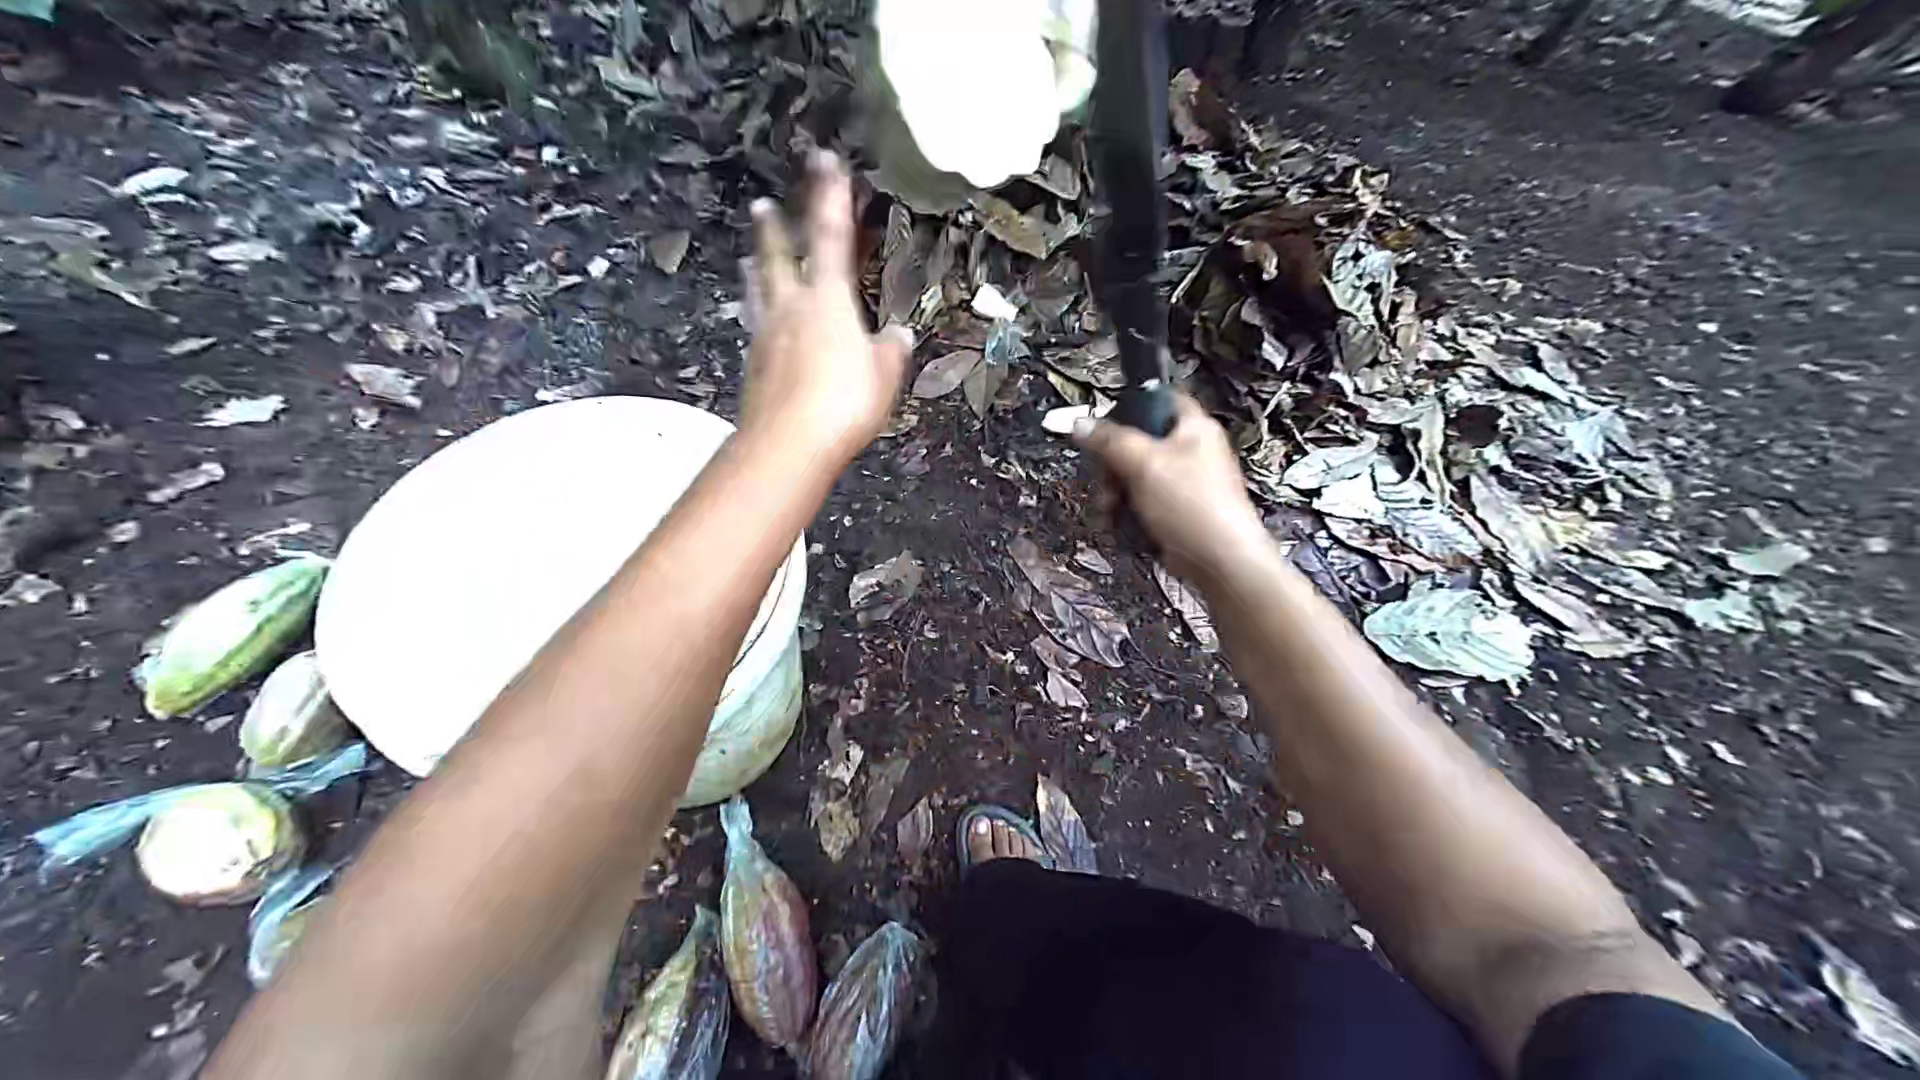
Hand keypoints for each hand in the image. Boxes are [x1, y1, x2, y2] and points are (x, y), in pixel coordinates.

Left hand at [740, 151, 911, 466]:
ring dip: (756, 268)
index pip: (830, 237)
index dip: (830, 197)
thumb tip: (899, 334)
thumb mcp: (883, 376)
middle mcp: (791, 308)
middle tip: (762, 206)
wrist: (788, 443)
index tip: (825, 161)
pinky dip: (756, 312)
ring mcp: (766, 335)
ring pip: (759, 291)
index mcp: (828, 300)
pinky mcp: (754, 364)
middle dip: (774, 228)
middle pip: (779, 258)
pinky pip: (755, 325)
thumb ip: (891, 351)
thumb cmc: (844, 403)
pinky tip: (757, 319)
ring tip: (749, 256)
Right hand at [1074, 394, 1269, 583]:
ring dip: (1115, 492)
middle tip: (1107, 478)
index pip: (1157, 398)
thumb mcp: (1143, 464)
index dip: (1129, 406)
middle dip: (1112, 464)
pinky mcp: (1174, 510)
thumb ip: (1108, 439)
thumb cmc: (1196, 508)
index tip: (1105, 424)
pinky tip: (1123, 522)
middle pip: (1135, 442)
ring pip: (1133, 475)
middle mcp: (1189, 451)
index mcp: (1192, 426)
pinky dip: (1127, 512)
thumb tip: (1079, 423)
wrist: (1220, 561)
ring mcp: (1182, 482)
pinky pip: (1139, 502)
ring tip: (1113, 507)